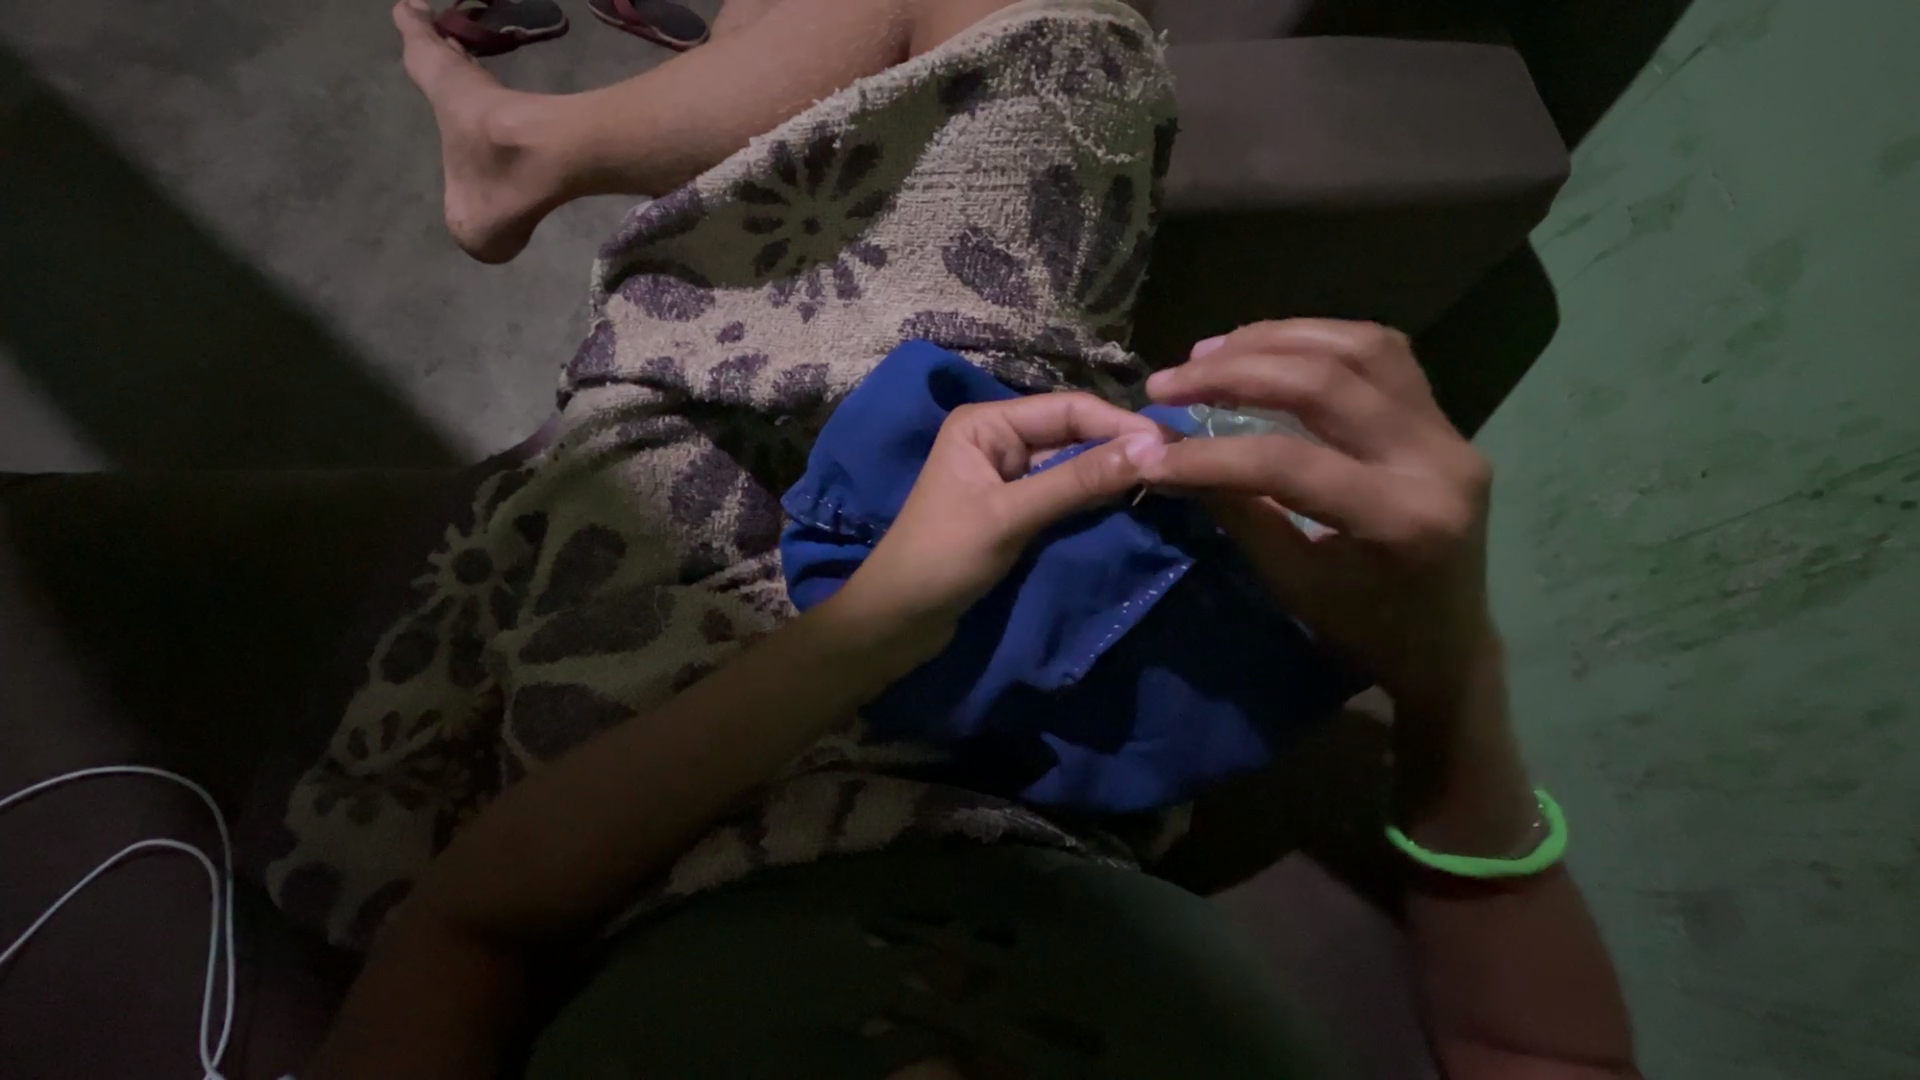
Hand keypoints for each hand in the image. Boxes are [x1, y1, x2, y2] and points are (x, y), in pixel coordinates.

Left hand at [831, 392, 1166, 657]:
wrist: (898, 620)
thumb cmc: (942, 558)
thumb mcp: (1010, 516)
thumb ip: (1077, 482)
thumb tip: (1151, 447)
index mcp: (986, 423)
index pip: (1068, 410)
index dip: (1121, 425)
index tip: (1174, 446)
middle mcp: (999, 439)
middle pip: (1073, 435)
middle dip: (1121, 450)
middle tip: (1180, 469)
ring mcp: (1008, 476)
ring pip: (1073, 467)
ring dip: (1111, 477)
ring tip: (1166, 487)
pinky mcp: (1015, 511)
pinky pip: (1063, 496)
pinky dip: (1092, 501)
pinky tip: (1129, 508)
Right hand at [1139, 320, 1495, 704]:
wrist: (1445, 644)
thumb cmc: (1361, 629)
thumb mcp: (1290, 581)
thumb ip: (1235, 510)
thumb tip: (1165, 458)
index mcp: (1397, 519)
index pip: (1287, 463)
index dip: (1208, 453)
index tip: (1148, 453)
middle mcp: (1435, 461)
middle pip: (1326, 382)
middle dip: (1234, 373)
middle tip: (1168, 380)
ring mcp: (1450, 433)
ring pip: (1361, 348)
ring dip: (1275, 340)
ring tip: (1209, 352)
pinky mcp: (1445, 421)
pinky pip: (1382, 356)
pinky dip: (1316, 341)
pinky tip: (1269, 349)